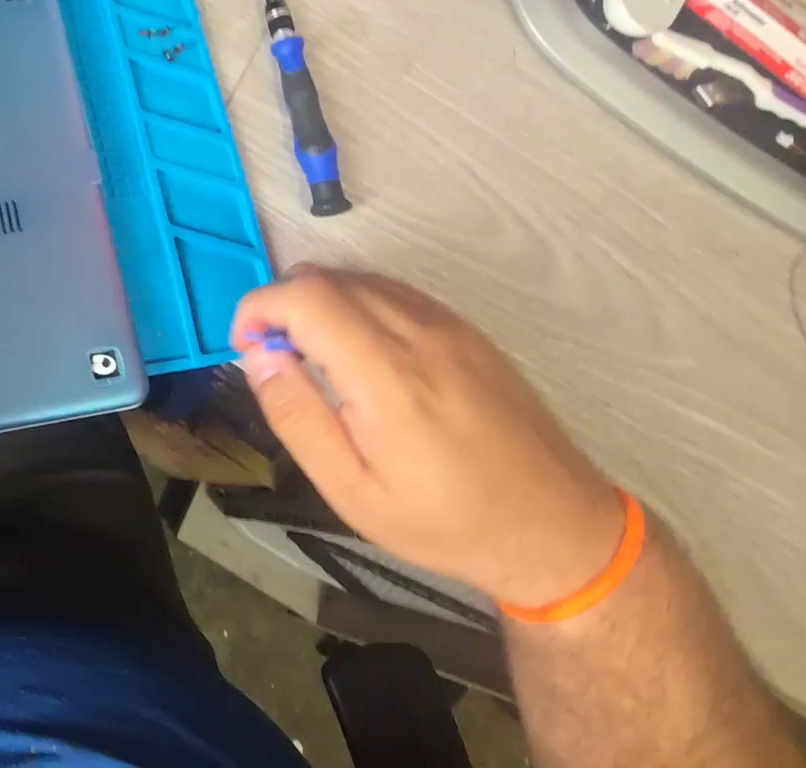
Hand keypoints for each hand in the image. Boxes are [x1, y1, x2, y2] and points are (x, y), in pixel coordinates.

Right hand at [232, 267, 623, 608]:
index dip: (258, 308)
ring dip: (314, 301)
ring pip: (356, 277)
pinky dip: (352, 303)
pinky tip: (354, 350)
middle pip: (325, 277)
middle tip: (272, 356)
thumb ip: (296, 415)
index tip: (247, 347)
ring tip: (309, 355)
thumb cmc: (444, 521)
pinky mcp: (465, 329)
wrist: (558, 529)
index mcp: (387, 376)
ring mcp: (448, 325)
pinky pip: (390, 290)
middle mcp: (419, 333)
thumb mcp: (350, 490)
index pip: (304, 296)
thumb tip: (258, 355)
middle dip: (279, 304)